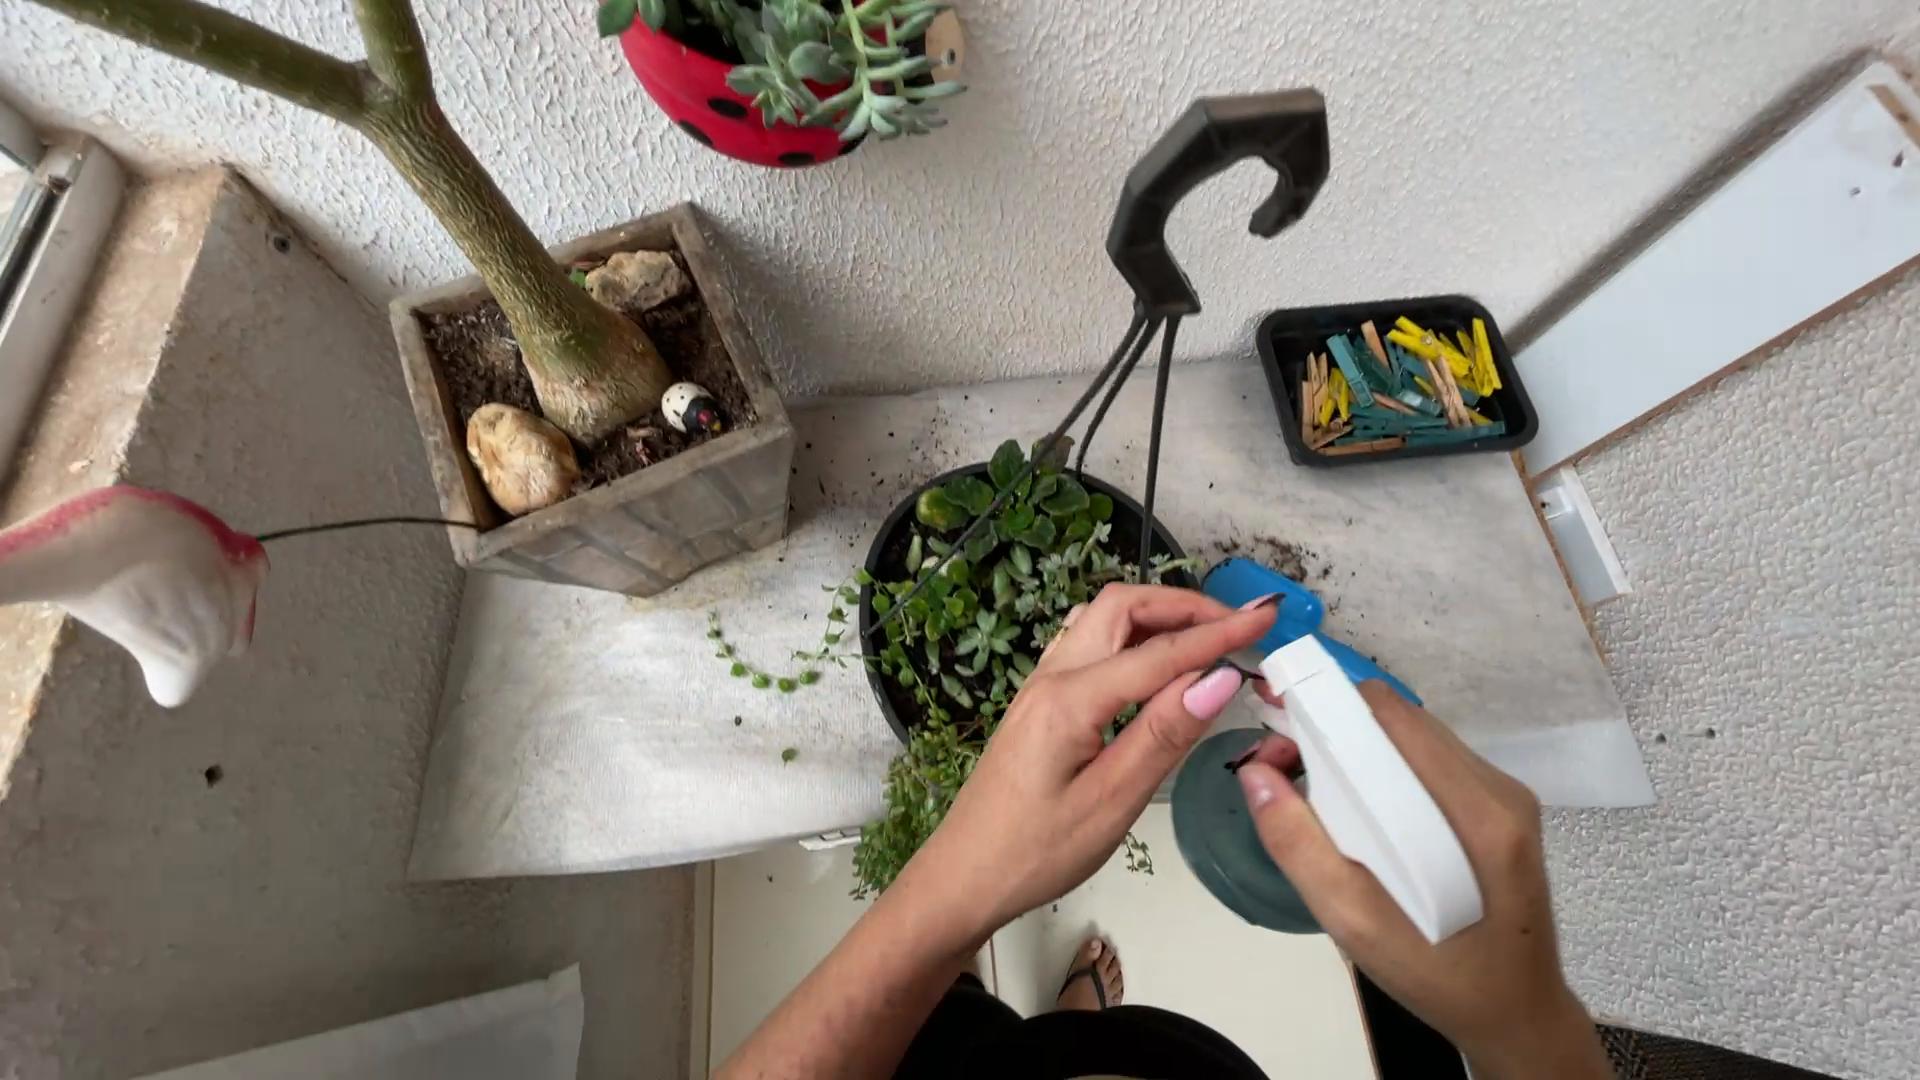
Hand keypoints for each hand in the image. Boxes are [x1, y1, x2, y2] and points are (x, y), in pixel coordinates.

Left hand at [896, 584, 1277, 937]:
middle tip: (1234, 626)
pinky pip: (1087, 644)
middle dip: (1181, 605)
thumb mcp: (1110, 801)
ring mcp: (1040, 684)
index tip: (1265, 617)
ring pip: (1100, 620)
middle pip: (1119, 607)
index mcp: (1069, 699)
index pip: (1158, 652)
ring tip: (1203, 638)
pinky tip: (1152, 663)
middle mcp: (1051, 676)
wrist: (965, 873)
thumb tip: (1217, 679)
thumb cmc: (1036, 851)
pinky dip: (1129, 637)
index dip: (1216, 633)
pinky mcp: (1039, 700)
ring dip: (1154, 616)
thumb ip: (1163, 734)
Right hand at [1236, 683, 1609, 1079]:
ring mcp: (1501, 795)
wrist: (1514, 1016)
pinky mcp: (1495, 806)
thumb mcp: (1353, 921)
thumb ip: (1298, 845)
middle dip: (1329, 724)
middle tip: (1281, 761)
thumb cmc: (1437, 973)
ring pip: (1408, 732)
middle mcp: (1497, 790)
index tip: (1275, 716)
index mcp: (1477, 814)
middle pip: (1397, 718)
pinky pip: (1422, 756)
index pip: (1391, 715)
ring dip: (1350, 741)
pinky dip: (1376, 760)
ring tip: (1307, 780)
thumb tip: (1253, 772)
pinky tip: (1351, 799)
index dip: (1326, 703)